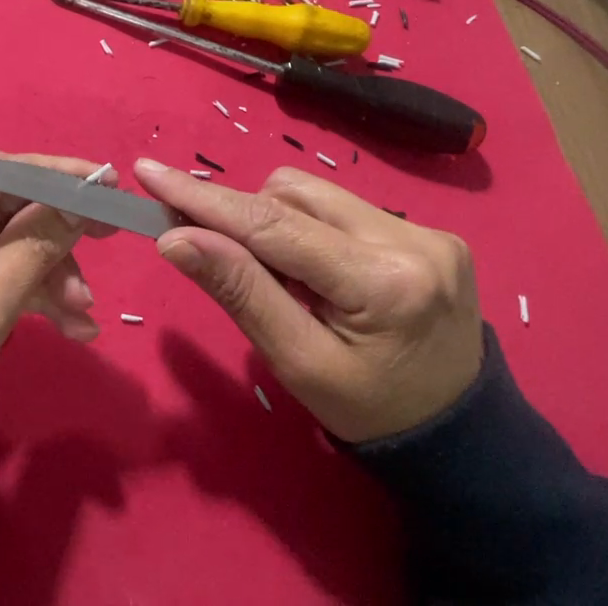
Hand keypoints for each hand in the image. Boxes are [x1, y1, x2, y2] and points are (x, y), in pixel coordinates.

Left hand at [0, 151, 115, 427]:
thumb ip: (34, 246)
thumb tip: (82, 201)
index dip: (52, 174)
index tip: (106, 183)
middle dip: (53, 232)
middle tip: (107, 239)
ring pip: (0, 238)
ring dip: (46, 270)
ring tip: (82, 314)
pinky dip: (26, 289)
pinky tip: (69, 324)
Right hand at [134, 159, 482, 442]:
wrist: (458, 434)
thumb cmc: (369, 409)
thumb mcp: (296, 361)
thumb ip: (239, 291)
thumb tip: (174, 238)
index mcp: (383, 282)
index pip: (272, 225)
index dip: (204, 199)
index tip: (149, 173)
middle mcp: (412, 240)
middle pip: (292, 195)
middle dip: (247, 221)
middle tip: (232, 266)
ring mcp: (427, 231)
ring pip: (314, 194)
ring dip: (278, 225)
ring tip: (288, 281)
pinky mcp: (429, 231)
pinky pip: (341, 207)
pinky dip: (310, 231)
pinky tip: (320, 275)